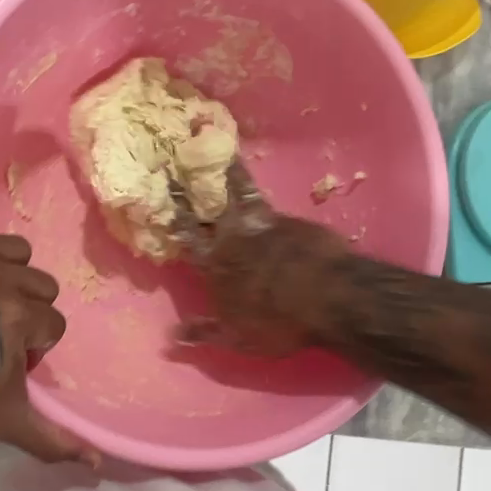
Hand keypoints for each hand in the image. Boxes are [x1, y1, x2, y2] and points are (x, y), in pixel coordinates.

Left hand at [0, 181, 94, 464]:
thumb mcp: (5, 422)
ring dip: (2, 272)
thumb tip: (101, 466)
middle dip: (21, 310)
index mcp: (21, 315)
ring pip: (11, 248)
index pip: (52, 323)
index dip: (31, 346)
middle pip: (37, 284)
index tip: (3, 360)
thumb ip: (56, 441)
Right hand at [173, 162, 350, 354]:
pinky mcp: (291, 220)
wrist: (328, 296)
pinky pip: (264, 197)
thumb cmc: (277, 322)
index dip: (175, 216)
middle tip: (177, 159)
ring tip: (218, 152)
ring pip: (238, 192)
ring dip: (227, 172)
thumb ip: (202, 333)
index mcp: (214, 266)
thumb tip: (169, 338)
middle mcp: (232, 239)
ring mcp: (263, 225)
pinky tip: (251, 173)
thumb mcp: (236, 337)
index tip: (162, 192)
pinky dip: (252, 183)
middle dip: (192, 186)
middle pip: (208, 208)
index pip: (188, 238)